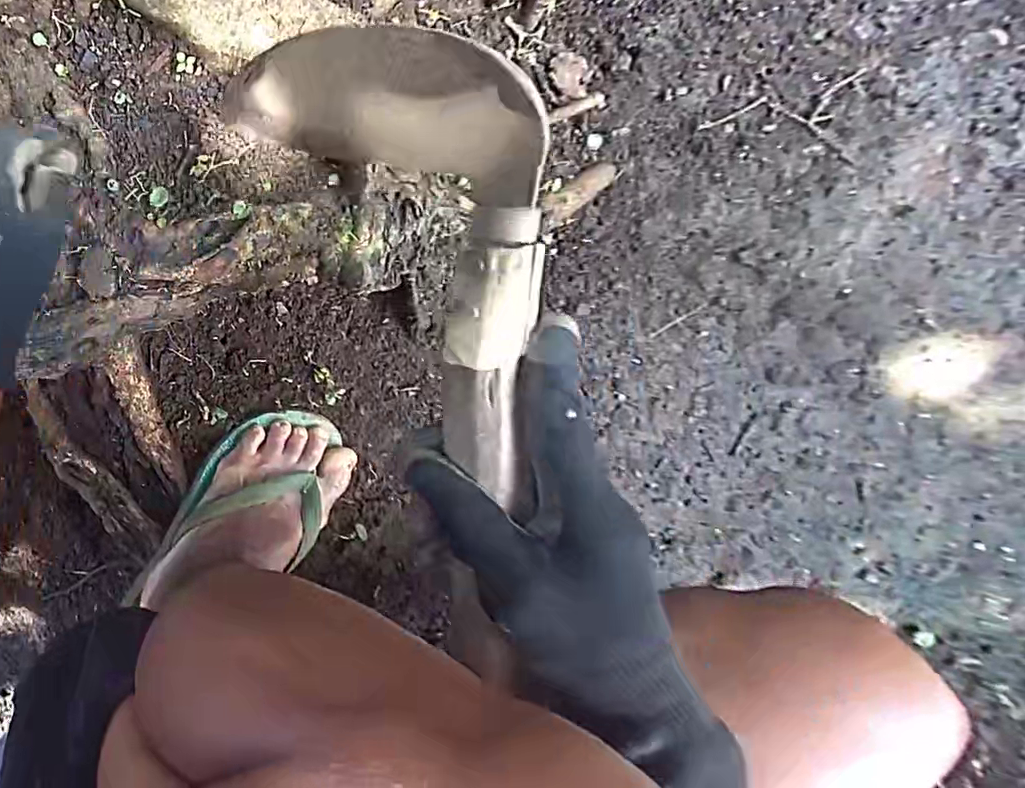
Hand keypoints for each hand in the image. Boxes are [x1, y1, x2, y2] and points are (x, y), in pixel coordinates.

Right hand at [408, 317, 745, 787]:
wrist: (627, 717)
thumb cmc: (579, 642)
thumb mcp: (513, 577)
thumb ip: (463, 512)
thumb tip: (414, 456)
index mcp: (587, 500)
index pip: (563, 418)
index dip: (551, 369)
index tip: (552, 323)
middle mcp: (582, 502)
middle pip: (513, 444)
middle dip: (460, 452)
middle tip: (418, 472)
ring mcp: (572, 526)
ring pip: (499, 480)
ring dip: (456, 498)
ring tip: (430, 540)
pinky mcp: (558, 547)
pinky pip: (502, 513)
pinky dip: (468, 524)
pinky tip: (446, 553)